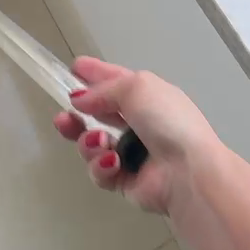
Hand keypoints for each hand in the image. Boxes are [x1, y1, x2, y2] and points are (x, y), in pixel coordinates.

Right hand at [53, 56, 221, 214]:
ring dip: (89, 143)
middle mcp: (139, 122)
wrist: (186, 171)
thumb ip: (103, 91)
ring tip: (99, 143)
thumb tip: (79, 99)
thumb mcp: (136, 88)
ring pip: (93, 146)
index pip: (115, 80)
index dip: (95, 74)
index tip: (73, 68)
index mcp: (146, 95)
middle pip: (98, 115)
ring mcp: (131, 153)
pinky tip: (113, 163)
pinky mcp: (124, 181)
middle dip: (77, 117)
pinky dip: (102, 166)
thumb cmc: (166, 120)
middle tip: (62, 119)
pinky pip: (101, 172)